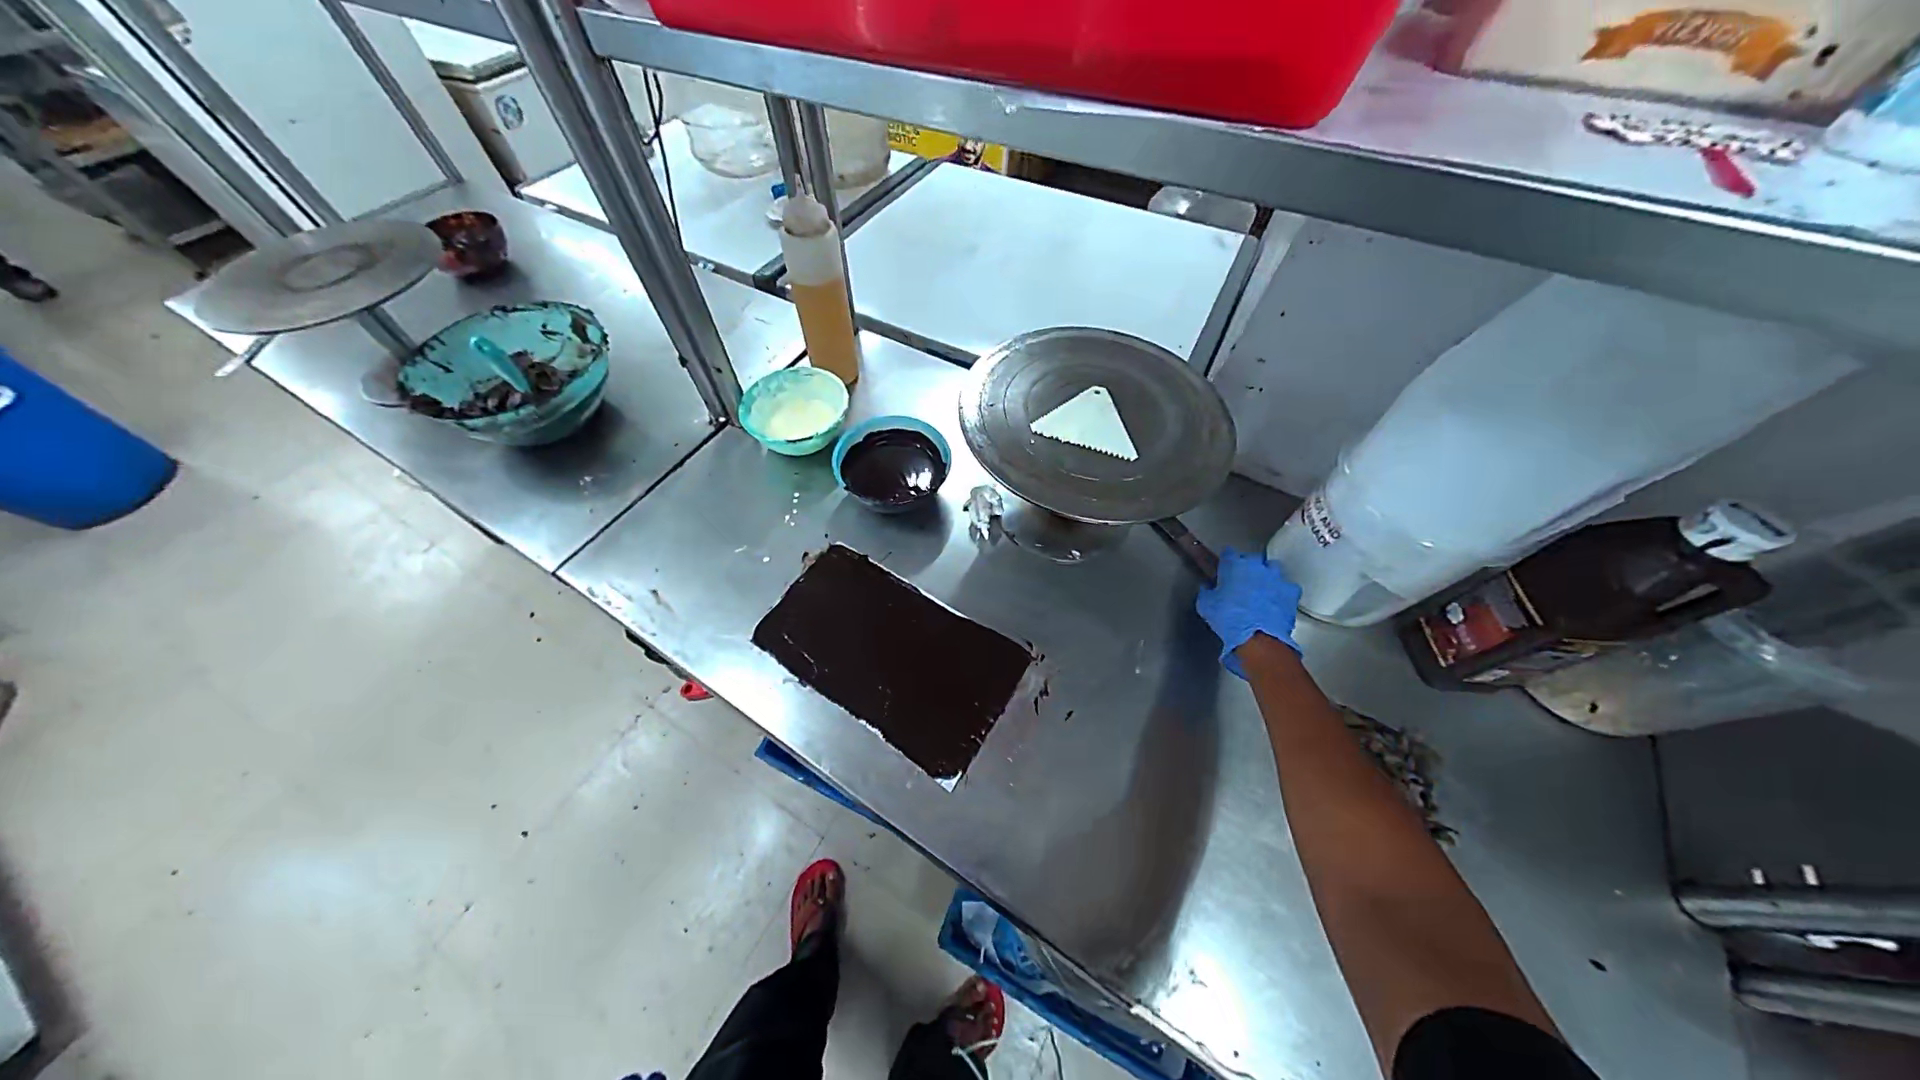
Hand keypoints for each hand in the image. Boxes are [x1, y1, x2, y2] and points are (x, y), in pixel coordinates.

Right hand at [1195, 548, 1302, 677]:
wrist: (1257, 638)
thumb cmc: (1229, 619)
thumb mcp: (1206, 605)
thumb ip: (1207, 592)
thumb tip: (1207, 590)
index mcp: (1233, 565)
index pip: (1228, 553)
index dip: (1226, 561)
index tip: (1224, 568)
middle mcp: (1256, 566)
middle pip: (1252, 558)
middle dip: (1247, 567)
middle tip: (1241, 581)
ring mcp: (1276, 578)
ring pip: (1272, 569)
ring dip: (1267, 576)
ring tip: (1261, 589)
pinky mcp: (1291, 592)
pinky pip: (1287, 587)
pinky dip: (1282, 592)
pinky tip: (1276, 601)